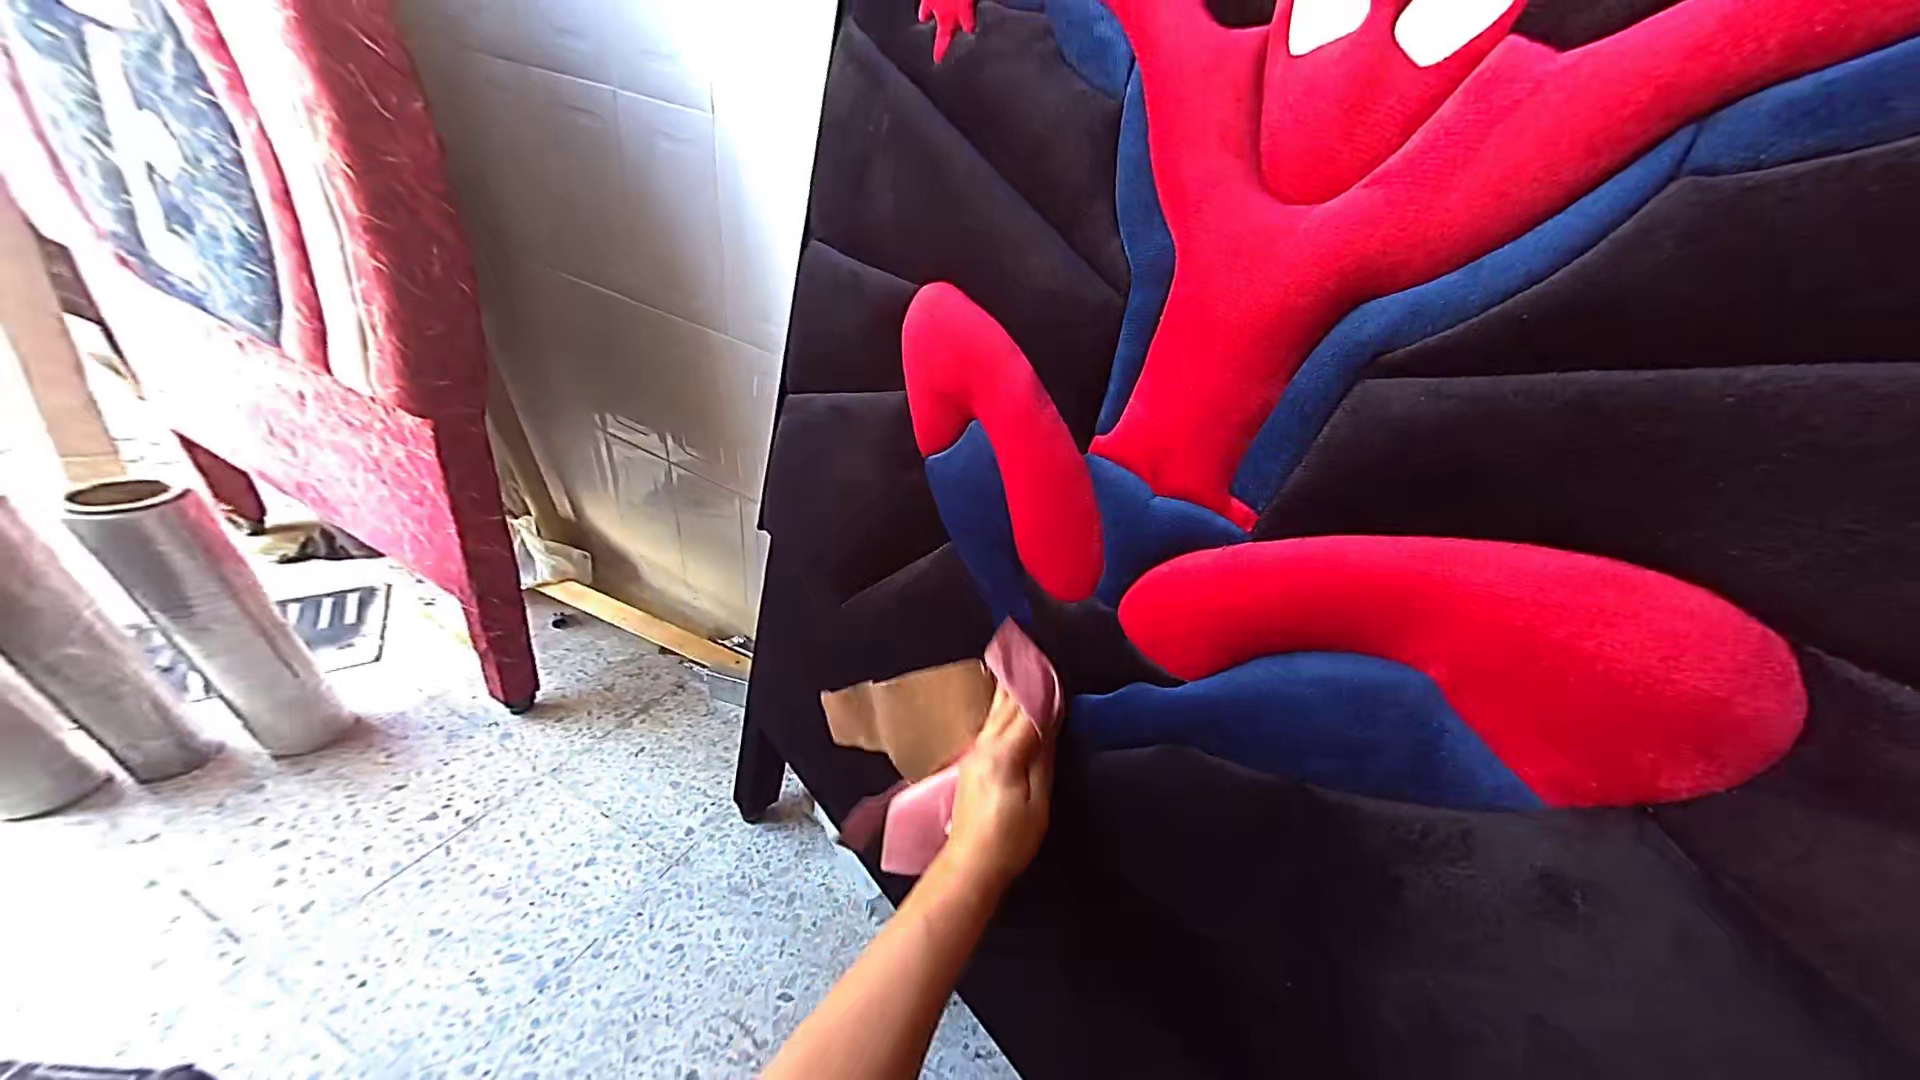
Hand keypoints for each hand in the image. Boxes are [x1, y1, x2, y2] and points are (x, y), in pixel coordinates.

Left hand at [939, 681, 1053, 896]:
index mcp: (1004, 753)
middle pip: (1006, 704)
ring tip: (1014, 665)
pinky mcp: (971, 762)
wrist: (969, 863)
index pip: (1027, 711)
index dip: (1041, 688)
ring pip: (994, 711)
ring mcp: (974, 753)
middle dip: (1019, 677)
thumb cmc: (1008, 840)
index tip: (1049, 663)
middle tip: (1028, 651)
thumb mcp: (1037, 802)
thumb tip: (1048, 722)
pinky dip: (999, 705)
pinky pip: (989, 723)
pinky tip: (1001, 701)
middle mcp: (985, 746)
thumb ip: (1042, 758)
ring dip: (1006, 687)